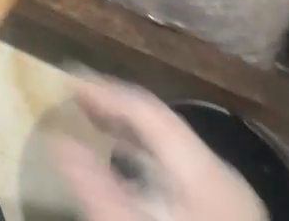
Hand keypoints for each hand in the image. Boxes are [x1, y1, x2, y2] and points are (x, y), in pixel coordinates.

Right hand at [54, 78, 266, 220]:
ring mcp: (229, 202)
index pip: (148, 111)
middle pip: (164, 128)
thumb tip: (59, 143)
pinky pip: (182, 179)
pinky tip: (127, 181)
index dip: (107, 94)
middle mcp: (221, 177)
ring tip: (94, 132)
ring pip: (174, 154)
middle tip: (76, 104)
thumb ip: (95, 189)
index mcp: (203, 171)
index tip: (69, 85)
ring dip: (133, 140)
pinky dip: (150, 169)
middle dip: (118, 113)